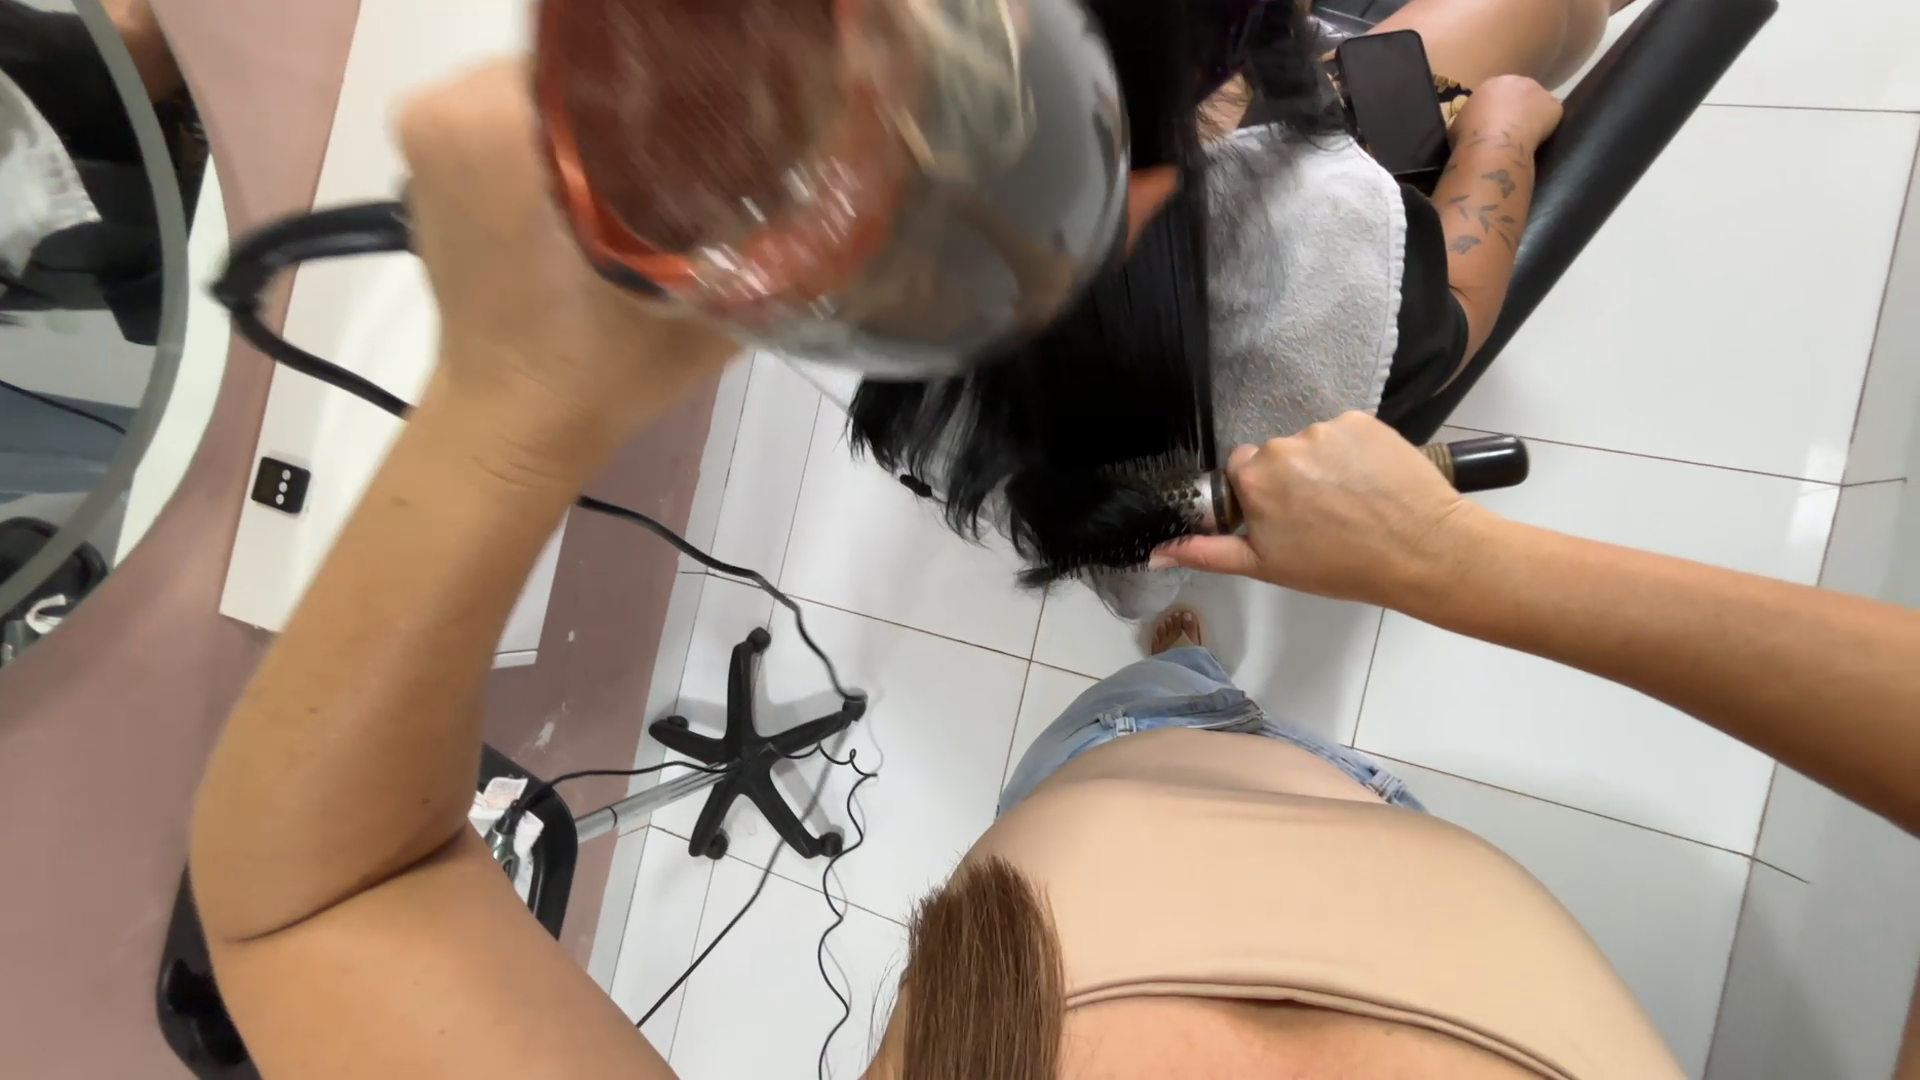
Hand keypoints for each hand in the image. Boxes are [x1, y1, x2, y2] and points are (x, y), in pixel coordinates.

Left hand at [394, 60, 737, 468]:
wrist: (517, 423)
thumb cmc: (603, 371)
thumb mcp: (703, 308)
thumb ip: (760, 252)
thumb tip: (812, 198)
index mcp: (505, 128)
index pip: (611, 54)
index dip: (681, 81)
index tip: (730, 114)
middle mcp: (450, 111)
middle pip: (578, 69)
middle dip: (645, 102)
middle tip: (710, 144)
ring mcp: (428, 137)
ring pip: (546, 93)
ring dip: (608, 122)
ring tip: (667, 168)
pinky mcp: (430, 168)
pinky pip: (512, 125)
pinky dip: (565, 145)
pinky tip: (615, 189)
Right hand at [1154, 413, 1488, 606]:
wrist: (1422, 551)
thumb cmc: (1338, 566)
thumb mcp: (1263, 565)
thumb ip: (1205, 552)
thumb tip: (1156, 552)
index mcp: (1253, 477)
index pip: (1240, 470)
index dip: (1258, 495)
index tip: (1282, 517)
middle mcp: (1283, 445)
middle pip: (1273, 455)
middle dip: (1287, 479)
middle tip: (1318, 514)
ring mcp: (1325, 430)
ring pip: (1308, 444)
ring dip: (1320, 465)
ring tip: (1350, 500)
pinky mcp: (1363, 421)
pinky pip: (1342, 433)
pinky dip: (1351, 452)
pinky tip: (1369, 481)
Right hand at [1456, 75, 1563, 149]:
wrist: (1491, 146)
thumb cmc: (1468, 137)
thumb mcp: (1458, 125)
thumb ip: (1470, 118)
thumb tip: (1473, 125)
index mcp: (1493, 83)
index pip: (1496, 93)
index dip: (1492, 110)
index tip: (1487, 125)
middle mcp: (1519, 80)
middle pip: (1520, 94)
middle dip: (1514, 110)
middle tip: (1505, 131)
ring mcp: (1540, 91)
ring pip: (1536, 104)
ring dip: (1529, 117)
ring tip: (1518, 138)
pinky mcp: (1554, 106)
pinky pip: (1548, 117)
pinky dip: (1542, 128)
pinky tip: (1530, 142)